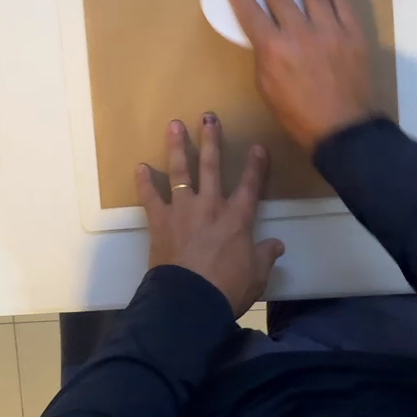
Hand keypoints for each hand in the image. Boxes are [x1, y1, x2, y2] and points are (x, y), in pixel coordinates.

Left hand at [135, 114, 283, 316]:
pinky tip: (139, 167)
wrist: (190, 300)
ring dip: (178, 147)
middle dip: (211, 140)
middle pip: (212, 166)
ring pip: (180, 171)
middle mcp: (210, 206)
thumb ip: (265, 256)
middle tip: (208, 117)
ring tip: (174, 125)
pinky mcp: (160, 220)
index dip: (256, 166)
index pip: (251, 187)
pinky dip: (144, 182)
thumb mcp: (256, 276)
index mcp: (237, 219)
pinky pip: (150, 197)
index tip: (258, 146)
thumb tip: (277, 244)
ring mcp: (183, 210)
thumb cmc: (227, 289)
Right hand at [227, 0, 377, 151]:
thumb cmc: (297, 114)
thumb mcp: (267, 87)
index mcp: (273, 48)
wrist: (343, 128)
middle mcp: (300, 32)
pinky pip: (342, 6)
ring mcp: (330, 30)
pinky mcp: (354, 34)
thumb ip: (264, 56)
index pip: (251, 12)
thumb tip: (267, 37)